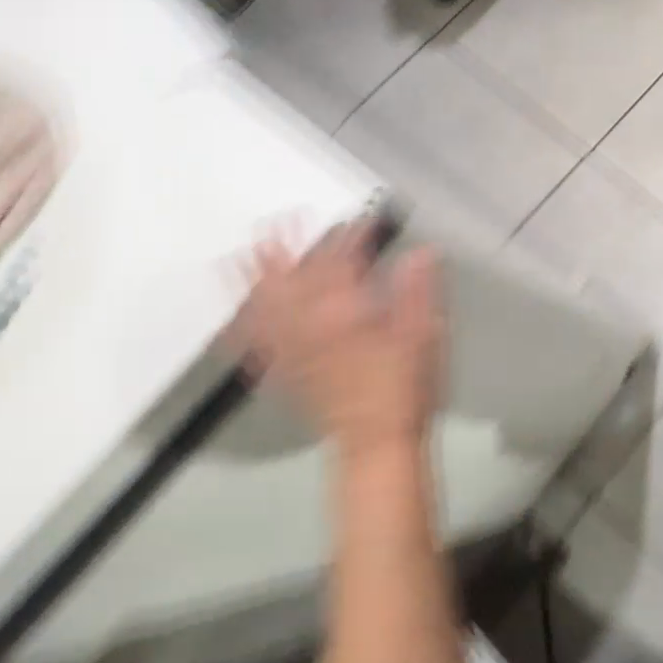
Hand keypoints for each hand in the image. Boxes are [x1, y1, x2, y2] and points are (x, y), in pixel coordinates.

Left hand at [233, 221, 444, 461]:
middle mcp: (313, 328)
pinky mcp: (286, 373)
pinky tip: (236, 319)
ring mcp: (294, 351)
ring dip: (251, 282)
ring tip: (238, 256)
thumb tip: (421, 255)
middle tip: (277, 224)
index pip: (344, 265)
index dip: (351, 238)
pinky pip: (256, 345)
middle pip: (292, 281)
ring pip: (266, 308)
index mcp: (349, 314)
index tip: (362, 221)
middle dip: (284, 251)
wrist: (377, 441)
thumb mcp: (426, 334)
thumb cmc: (407, 387)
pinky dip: (244, 327)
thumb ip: (419, 292)